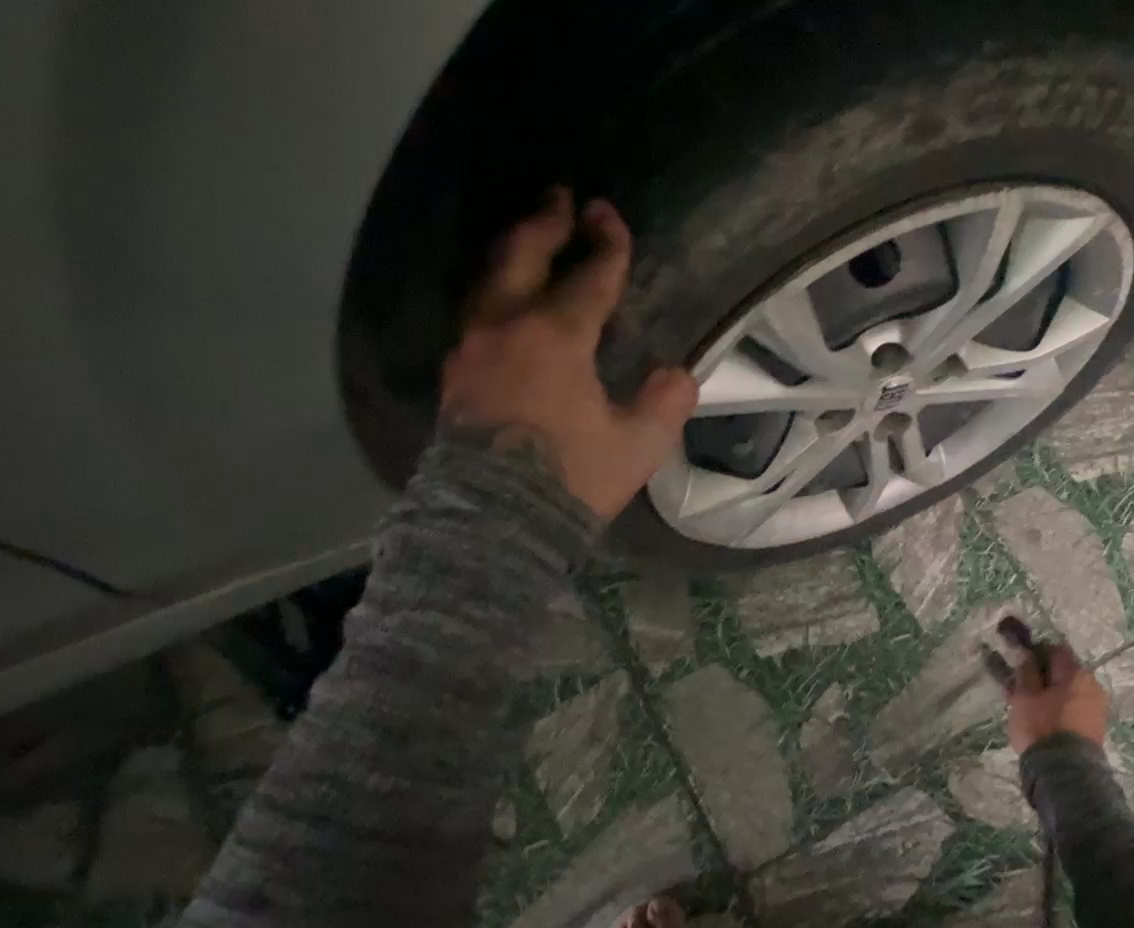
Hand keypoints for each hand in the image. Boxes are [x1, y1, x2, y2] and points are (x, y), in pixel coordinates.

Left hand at [440, 186, 698, 520]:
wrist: (495, 523)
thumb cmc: (572, 478)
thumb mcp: (638, 446)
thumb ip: (664, 403)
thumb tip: (677, 375)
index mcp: (555, 338)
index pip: (588, 278)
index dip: (607, 246)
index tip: (612, 218)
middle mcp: (506, 328)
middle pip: (521, 257)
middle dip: (544, 223)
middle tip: (561, 198)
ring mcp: (472, 350)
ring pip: (489, 281)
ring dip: (512, 251)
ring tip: (530, 236)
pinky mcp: (455, 376)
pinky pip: (475, 314)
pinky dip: (495, 291)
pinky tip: (504, 299)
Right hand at [1005, 642, 1109, 753]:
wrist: (1066, 772)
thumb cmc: (1042, 727)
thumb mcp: (1025, 697)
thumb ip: (1025, 673)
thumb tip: (1026, 654)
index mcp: (1076, 673)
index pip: (1056, 650)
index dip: (1036, 652)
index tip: (1019, 663)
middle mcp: (1092, 685)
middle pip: (1064, 672)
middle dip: (1043, 676)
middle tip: (1020, 687)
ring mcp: (1097, 707)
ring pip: (1068, 691)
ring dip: (1050, 693)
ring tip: (1028, 707)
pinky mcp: (1095, 727)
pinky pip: (1074, 708)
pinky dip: (1058, 708)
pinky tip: (1042, 720)